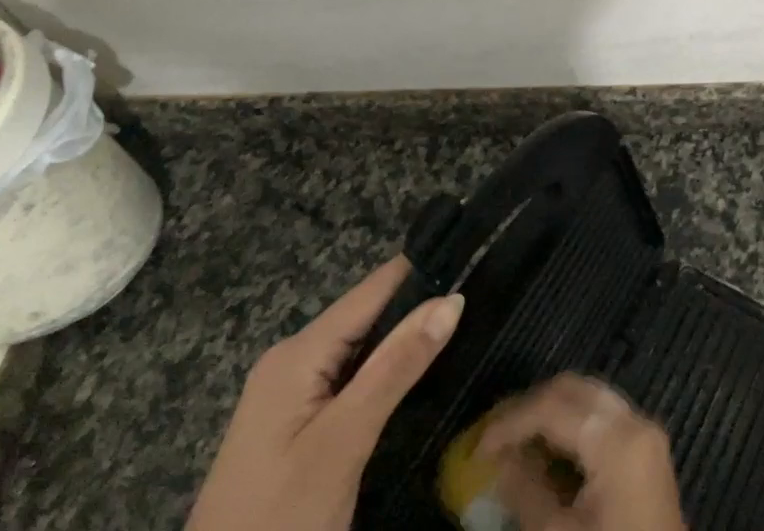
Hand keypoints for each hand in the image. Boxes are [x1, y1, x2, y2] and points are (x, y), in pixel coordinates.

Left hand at [186, 256, 463, 530]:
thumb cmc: (282, 511)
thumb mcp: (345, 439)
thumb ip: (396, 368)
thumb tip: (450, 301)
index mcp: (298, 353)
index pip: (371, 292)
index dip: (420, 274)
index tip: (474, 258)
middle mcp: (292, 359)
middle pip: (366, 316)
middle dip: (418, 307)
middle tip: (482, 301)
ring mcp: (291, 390)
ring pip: (360, 347)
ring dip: (405, 339)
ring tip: (467, 327)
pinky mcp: (296, 419)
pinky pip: (349, 376)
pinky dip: (386, 370)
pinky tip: (419, 374)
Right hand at [481, 375, 685, 530]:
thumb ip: (525, 489)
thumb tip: (500, 459)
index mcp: (615, 439)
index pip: (551, 407)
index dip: (508, 422)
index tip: (478, 448)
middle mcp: (635, 421)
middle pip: (573, 389)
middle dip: (529, 406)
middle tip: (496, 436)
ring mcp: (646, 432)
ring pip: (590, 397)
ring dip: (551, 411)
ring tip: (517, 441)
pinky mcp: (647, 448)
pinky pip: (605, 416)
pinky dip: (573, 423)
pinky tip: (549, 450)